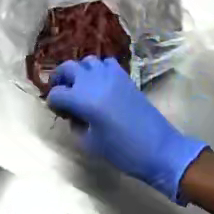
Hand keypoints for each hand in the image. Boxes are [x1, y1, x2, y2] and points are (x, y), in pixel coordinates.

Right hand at [47, 57, 208, 203]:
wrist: (161, 150)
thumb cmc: (123, 152)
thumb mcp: (90, 144)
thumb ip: (75, 126)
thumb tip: (72, 115)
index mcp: (82, 100)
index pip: (56, 93)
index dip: (52, 102)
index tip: (57, 111)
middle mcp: (93, 82)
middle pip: (67, 68)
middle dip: (60, 79)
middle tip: (61, 92)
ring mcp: (111, 76)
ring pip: (87, 61)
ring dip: (79, 71)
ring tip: (80, 85)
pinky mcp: (125, 78)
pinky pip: (106, 63)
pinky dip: (99, 69)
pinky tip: (100, 82)